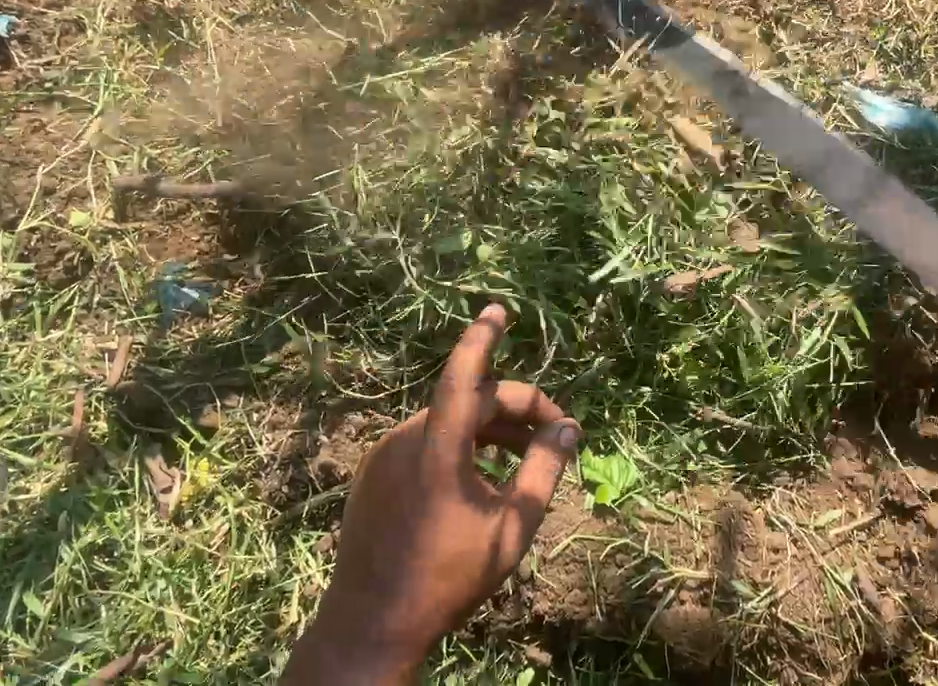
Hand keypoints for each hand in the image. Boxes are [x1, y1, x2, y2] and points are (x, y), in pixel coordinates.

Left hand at [284, 305, 582, 685]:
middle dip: (518, 411)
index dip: (481, 338)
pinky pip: (426, 442)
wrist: (369, 628)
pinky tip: (482, 478)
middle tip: (556, 435)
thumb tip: (568, 428)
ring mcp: (384, 456)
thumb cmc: (449, 578)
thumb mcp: (513, 526)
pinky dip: (461, 446)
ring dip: (491, 430)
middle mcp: (406, 441)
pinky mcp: (373, 473)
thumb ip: (544, 469)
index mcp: (438, 450)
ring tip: (524, 459)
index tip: (497, 310)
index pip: (463, 377)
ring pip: (450, 423)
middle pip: (472, 403)